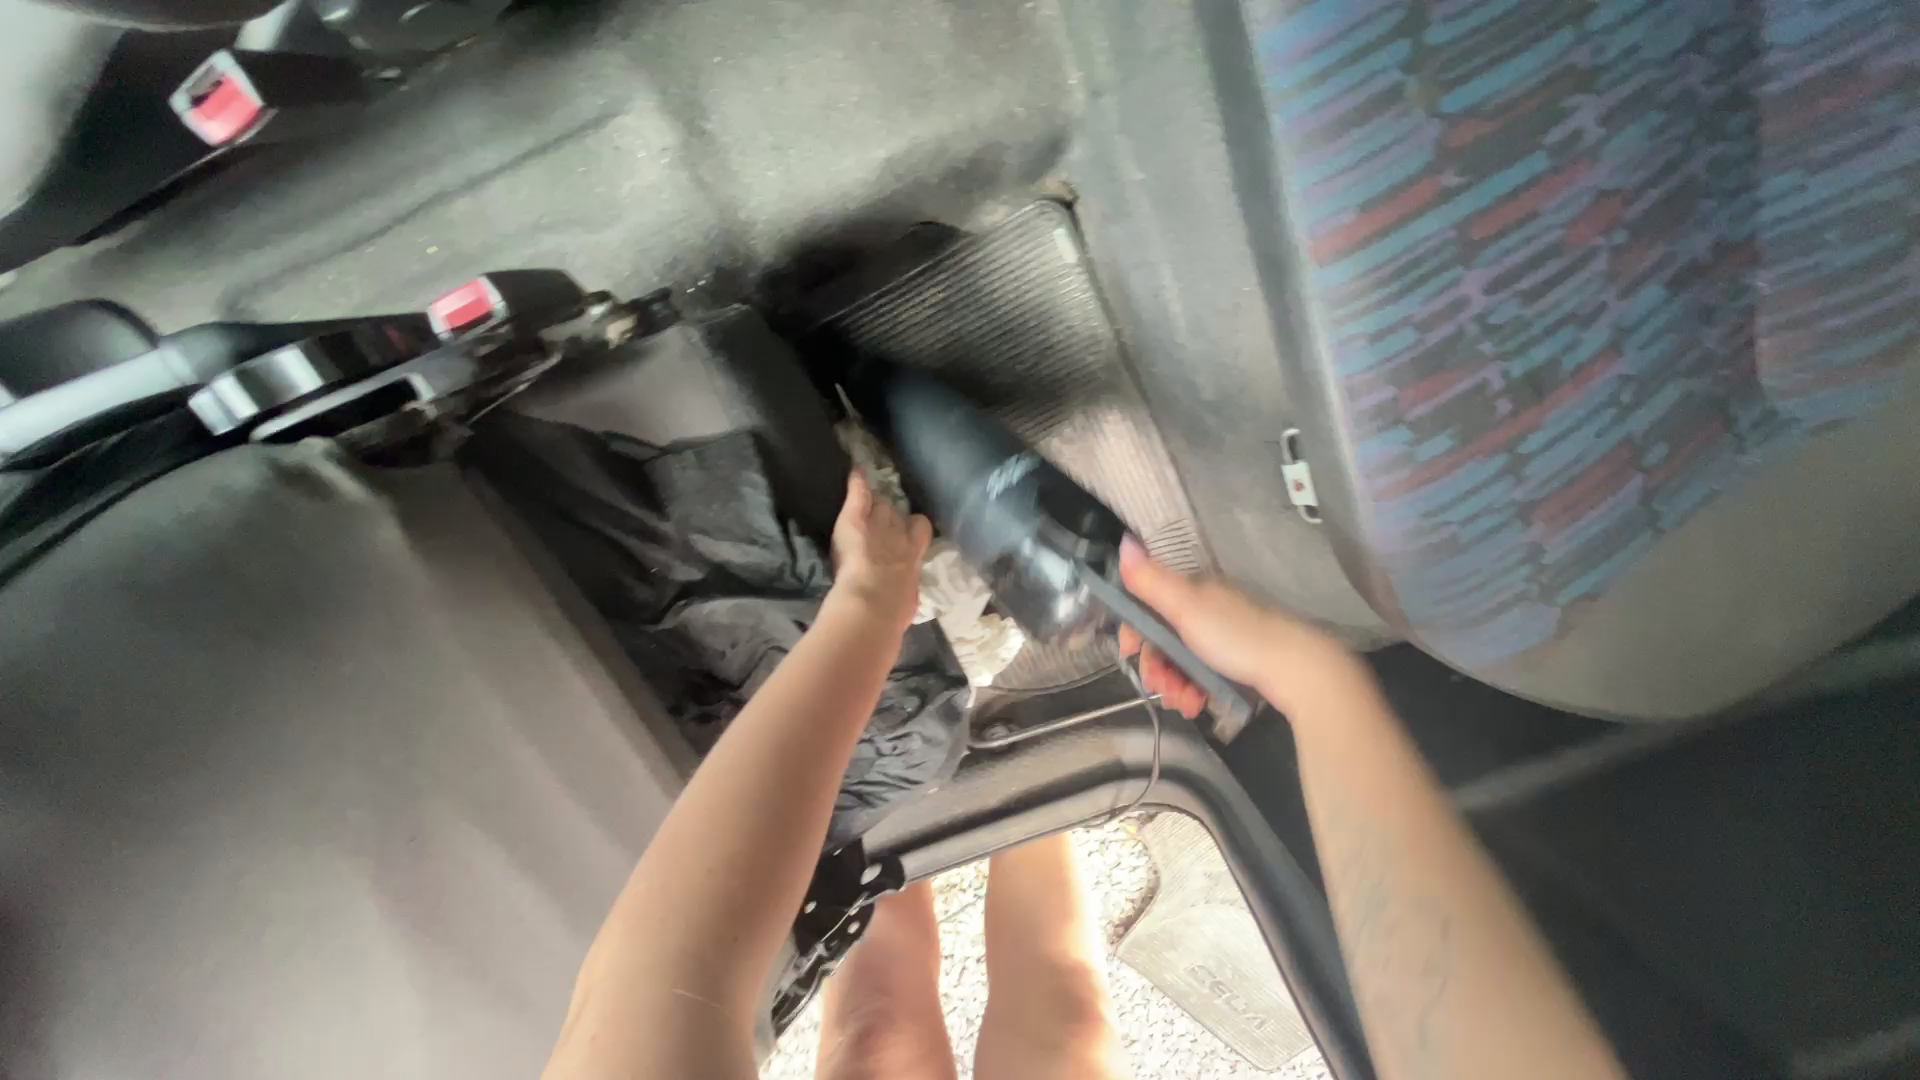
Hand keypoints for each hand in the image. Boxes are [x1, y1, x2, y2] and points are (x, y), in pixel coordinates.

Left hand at [830, 469, 933, 629]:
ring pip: (881, 505)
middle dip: (892, 514)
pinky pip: (859, 493)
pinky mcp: (856, 517)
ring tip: (870, 495)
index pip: (918, 530)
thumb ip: (905, 596)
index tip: (907, 530)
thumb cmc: (894, 607)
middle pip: (899, 515)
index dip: (912, 528)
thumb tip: (906, 604)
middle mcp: (901, 534)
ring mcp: (878, 524)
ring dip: (875, 503)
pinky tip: (856, 470)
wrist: (876, 599)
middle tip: (882, 515)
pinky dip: (857, 481)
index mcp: (914, 555)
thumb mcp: (906, 602)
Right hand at [1117, 538, 1362, 717]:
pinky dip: (1192, 692)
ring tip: (1183, 704)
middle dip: (1155, 667)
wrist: (1295, 669)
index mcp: (1192, 593)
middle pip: (1162, 639)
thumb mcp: (1186, 607)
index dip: (1134, 630)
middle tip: (1160, 688)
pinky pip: (1201, 677)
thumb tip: (1123, 542)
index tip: (1130, 653)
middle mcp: (1205, 611)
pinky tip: (1197, 705)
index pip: (1148, 607)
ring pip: (1180, 662)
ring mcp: (1221, 638)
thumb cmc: (1236, 636)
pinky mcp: (1236, 663)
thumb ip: (1151, 580)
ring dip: (1173, 686)